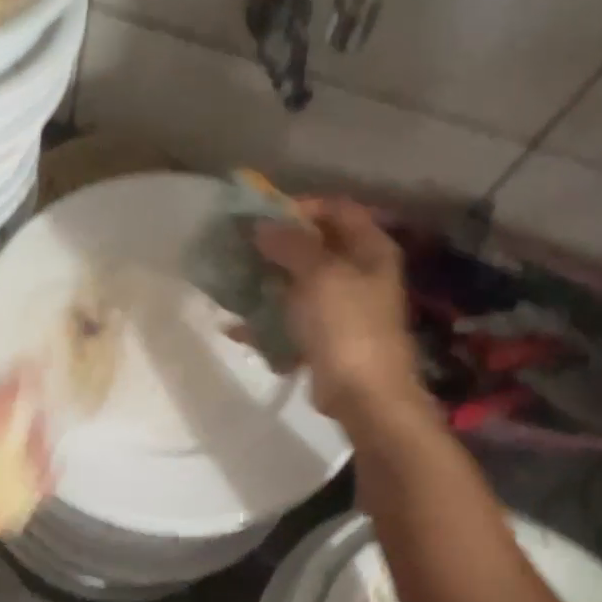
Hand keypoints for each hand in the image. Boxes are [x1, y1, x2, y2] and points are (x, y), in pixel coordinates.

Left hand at [0, 379, 50, 581]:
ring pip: (28, 455)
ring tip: (47, 450)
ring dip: (40, 451)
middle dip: (34, 421)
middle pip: (17, 425)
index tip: (45, 372)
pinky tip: (50, 475)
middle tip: (48, 419)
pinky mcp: (4, 504)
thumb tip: (23, 373)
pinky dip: (43, 481)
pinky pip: (31, 488)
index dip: (20, 386)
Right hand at [254, 196, 422, 420]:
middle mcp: (360, 273)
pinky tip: (236, 329)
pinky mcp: (325, 339)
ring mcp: (343, 309)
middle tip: (240, 250)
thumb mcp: (318, 275)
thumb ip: (290, 245)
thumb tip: (263, 226)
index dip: (300, 207)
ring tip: (231, 286)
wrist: (364, 394)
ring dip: (265, 285)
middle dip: (275, 248)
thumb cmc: (346, 325)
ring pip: (298, 286)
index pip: (336, 209)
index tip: (262, 217)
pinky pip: (291, 322)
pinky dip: (265, 324)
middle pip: (314, 248)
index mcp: (370, 249)